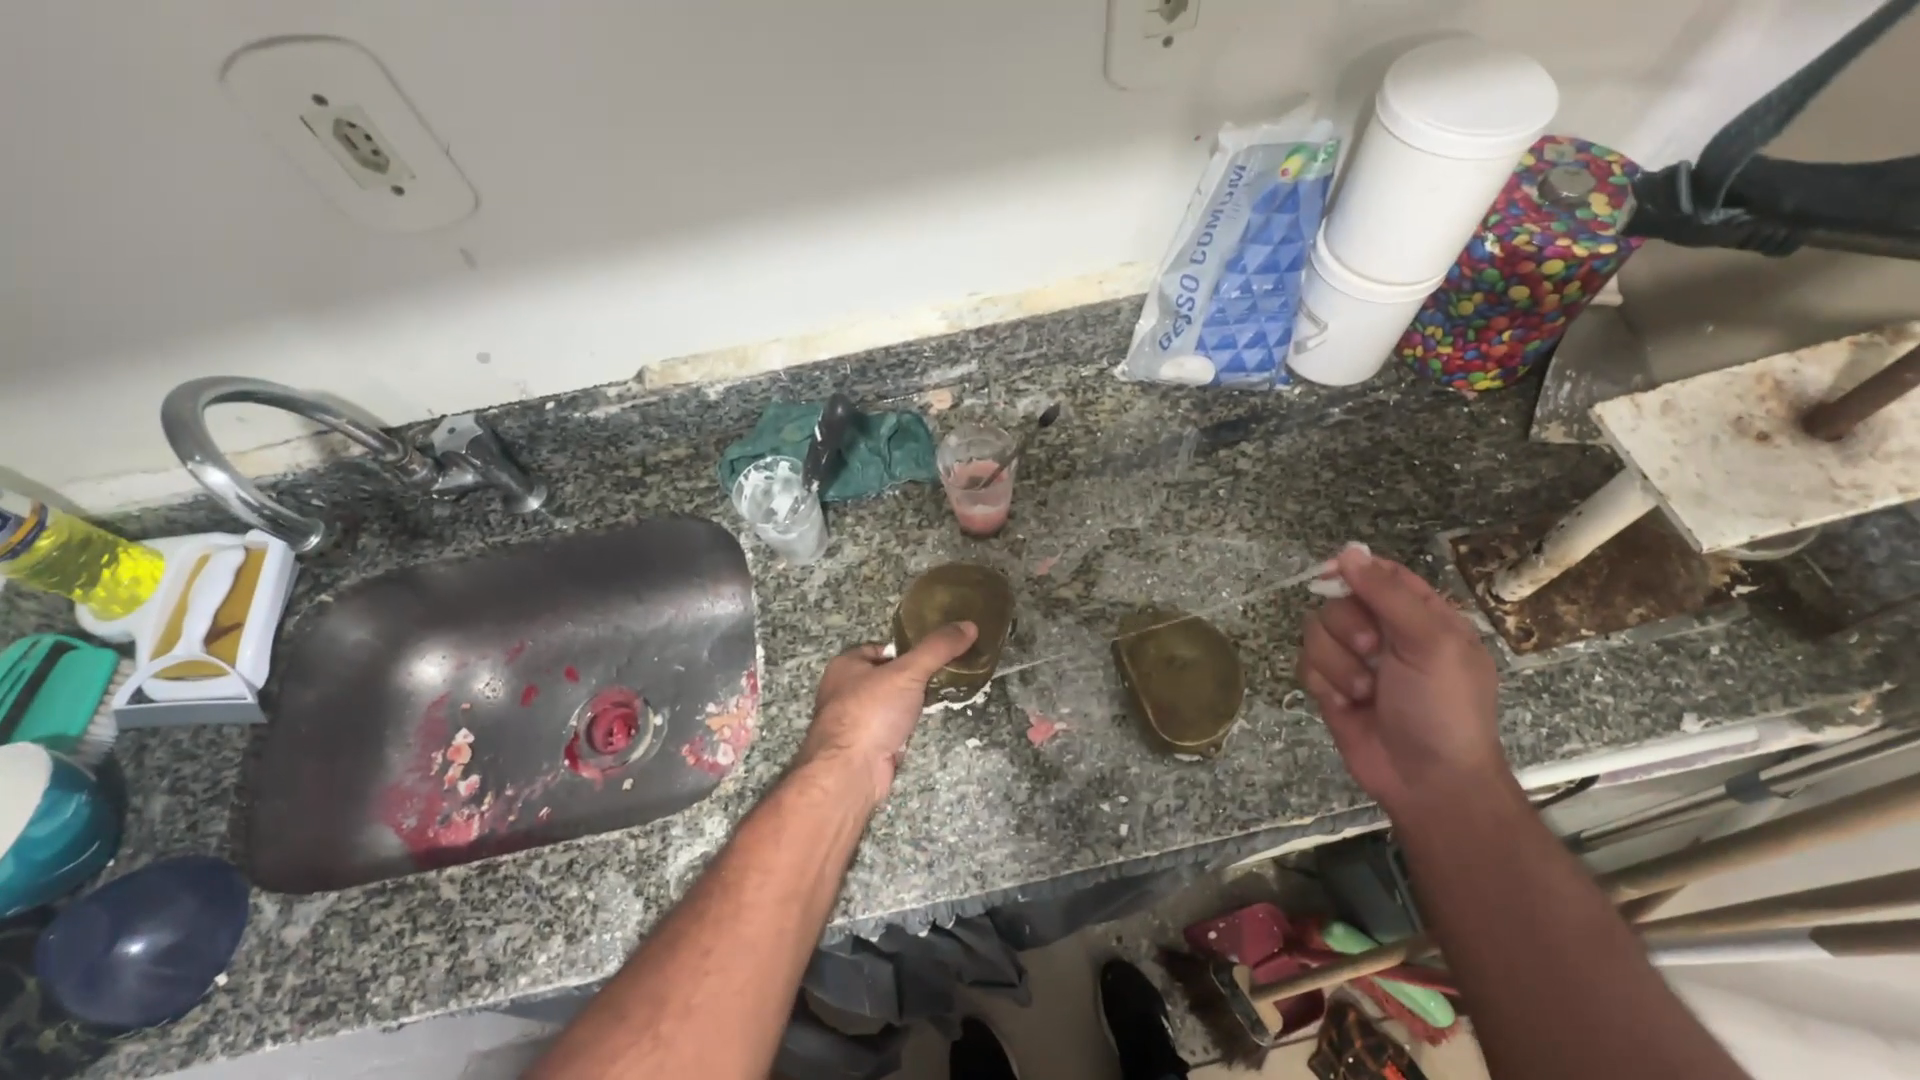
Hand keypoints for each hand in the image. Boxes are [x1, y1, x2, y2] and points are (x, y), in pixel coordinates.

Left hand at [798, 622, 979, 806]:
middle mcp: (845, 690)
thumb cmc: (871, 712)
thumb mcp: (908, 671)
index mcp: (846, 665)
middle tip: (942, 676)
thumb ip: (938, 648)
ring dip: (911, 704)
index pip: (881, 648)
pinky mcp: (867, 745)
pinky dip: (906, 727)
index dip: (908, 650)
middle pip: (888, 676)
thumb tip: (969, 625)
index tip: (935, 654)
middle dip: (913, 679)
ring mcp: (855, 720)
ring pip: (891, 704)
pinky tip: (922, 726)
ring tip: (939, 698)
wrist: (851, 772)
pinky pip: (892, 728)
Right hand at [1299, 547, 1506, 817]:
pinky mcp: (1333, 688)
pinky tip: (1349, 705)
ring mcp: (1356, 661)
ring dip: (1338, 663)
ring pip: (1316, 634)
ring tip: (1366, 691)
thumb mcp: (1431, 643)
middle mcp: (1386, 633)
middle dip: (1347, 628)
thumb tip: (1348, 551)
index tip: (1333, 574)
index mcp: (1422, 616)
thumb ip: (1388, 594)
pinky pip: (1307, 666)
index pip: (1381, 575)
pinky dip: (1326, 685)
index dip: (1355, 570)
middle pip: (1338, 602)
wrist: (1427, 780)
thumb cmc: (1444, 708)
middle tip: (1372, 651)